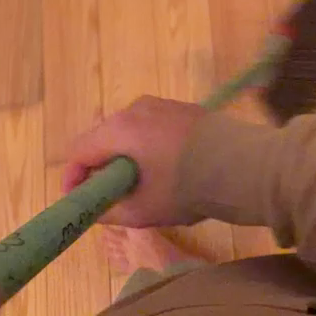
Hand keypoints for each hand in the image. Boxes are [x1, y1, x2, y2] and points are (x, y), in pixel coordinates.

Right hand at [63, 96, 205, 227]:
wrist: (242, 166)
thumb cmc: (185, 188)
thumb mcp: (141, 210)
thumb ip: (107, 211)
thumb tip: (93, 208)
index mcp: (120, 128)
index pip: (80, 150)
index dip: (73, 177)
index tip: (78, 201)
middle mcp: (137, 107)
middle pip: (103, 136)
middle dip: (99, 166)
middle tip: (106, 194)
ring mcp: (163, 104)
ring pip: (129, 130)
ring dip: (124, 154)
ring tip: (136, 183)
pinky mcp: (185, 109)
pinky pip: (152, 126)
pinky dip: (147, 145)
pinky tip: (162, 167)